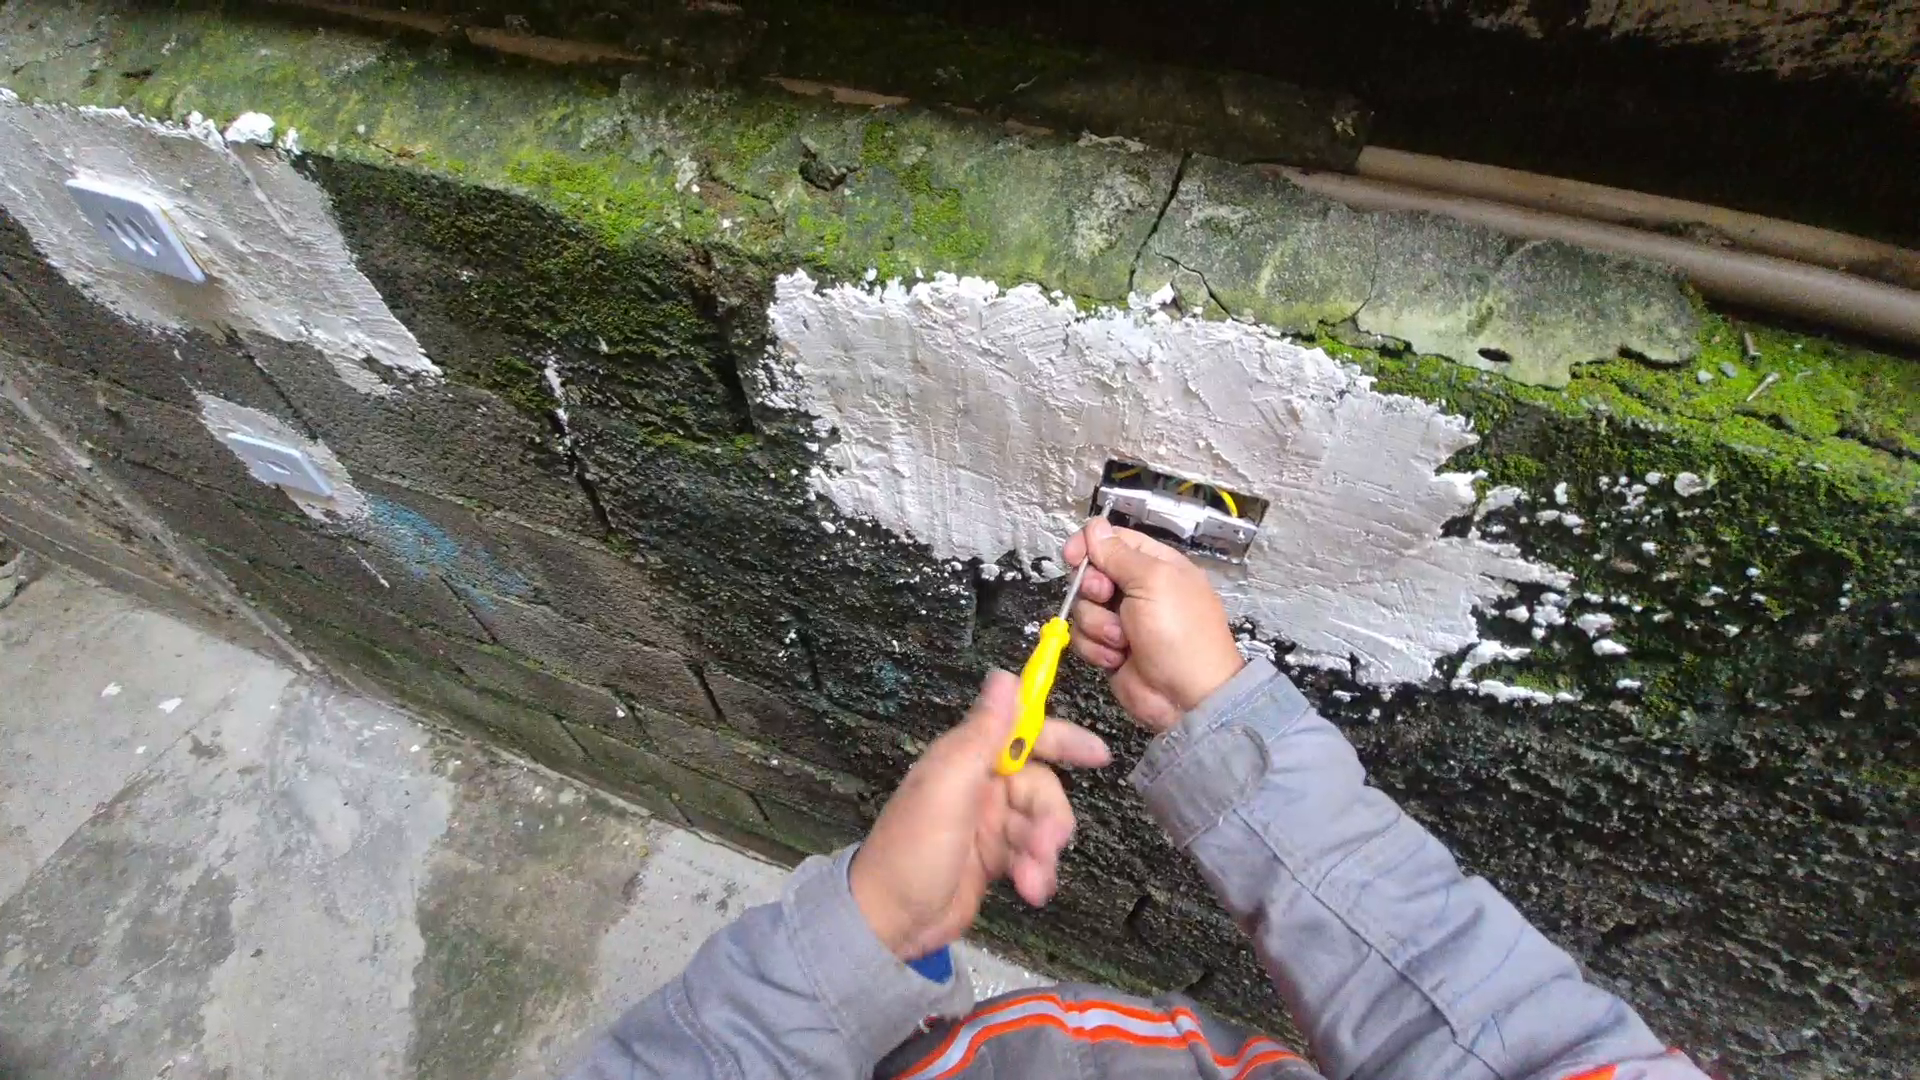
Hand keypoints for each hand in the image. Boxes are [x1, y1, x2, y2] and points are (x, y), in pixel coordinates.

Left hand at [849, 671, 1110, 960]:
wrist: (889, 920)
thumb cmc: (914, 846)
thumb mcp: (949, 784)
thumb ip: (983, 732)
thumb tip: (1006, 675)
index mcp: (966, 757)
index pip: (1023, 733)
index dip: (1062, 738)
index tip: (1098, 753)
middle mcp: (980, 784)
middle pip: (1040, 786)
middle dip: (1050, 815)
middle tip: (1050, 842)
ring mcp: (988, 823)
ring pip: (1039, 823)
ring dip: (1042, 851)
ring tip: (1030, 879)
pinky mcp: (994, 858)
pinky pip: (1030, 854)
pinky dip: (1035, 871)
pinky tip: (1029, 890)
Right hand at [1063, 519, 1243, 733]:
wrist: (1187, 697)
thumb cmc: (1181, 634)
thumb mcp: (1153, 581)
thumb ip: (1119, 553)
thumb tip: (1095, 526)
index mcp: (1155, 565)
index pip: (1112, 541)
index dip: (1089, 545)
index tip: (1073, 556)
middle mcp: (1137, 589)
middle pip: (1091, 574)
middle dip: (1093, 589)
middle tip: (1107, 599)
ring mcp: (1122, 620)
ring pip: (1083, 608)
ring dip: (1098, 625)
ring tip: (1123, 640)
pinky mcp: (1109, 647)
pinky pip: (1082, 637)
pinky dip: (1097, 648)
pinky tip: (1118, 657)